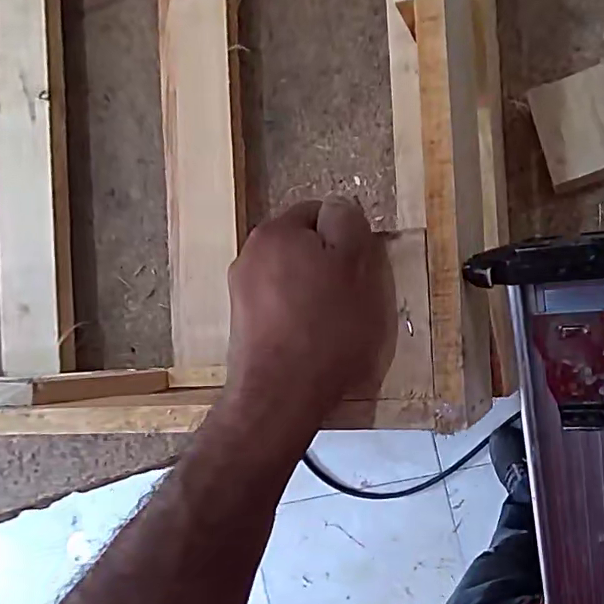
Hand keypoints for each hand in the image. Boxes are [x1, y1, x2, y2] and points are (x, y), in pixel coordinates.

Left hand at [225, 198, 390, 434]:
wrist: (281, 394)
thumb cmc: (326, 327)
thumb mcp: (354, 266)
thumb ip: (348, 224)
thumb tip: (338, 209)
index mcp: (276, 231)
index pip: (320, 212)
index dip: (346, 236)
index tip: (361, 267)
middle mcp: (251, 254)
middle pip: (304, 246)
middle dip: (329, 264)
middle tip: (352, 296)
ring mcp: (242, 291)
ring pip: (292, 278)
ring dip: (314, 292)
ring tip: (334, 324)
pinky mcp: (243, 323)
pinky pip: (280, 306)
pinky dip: (298, 316)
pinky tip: (312, 340)